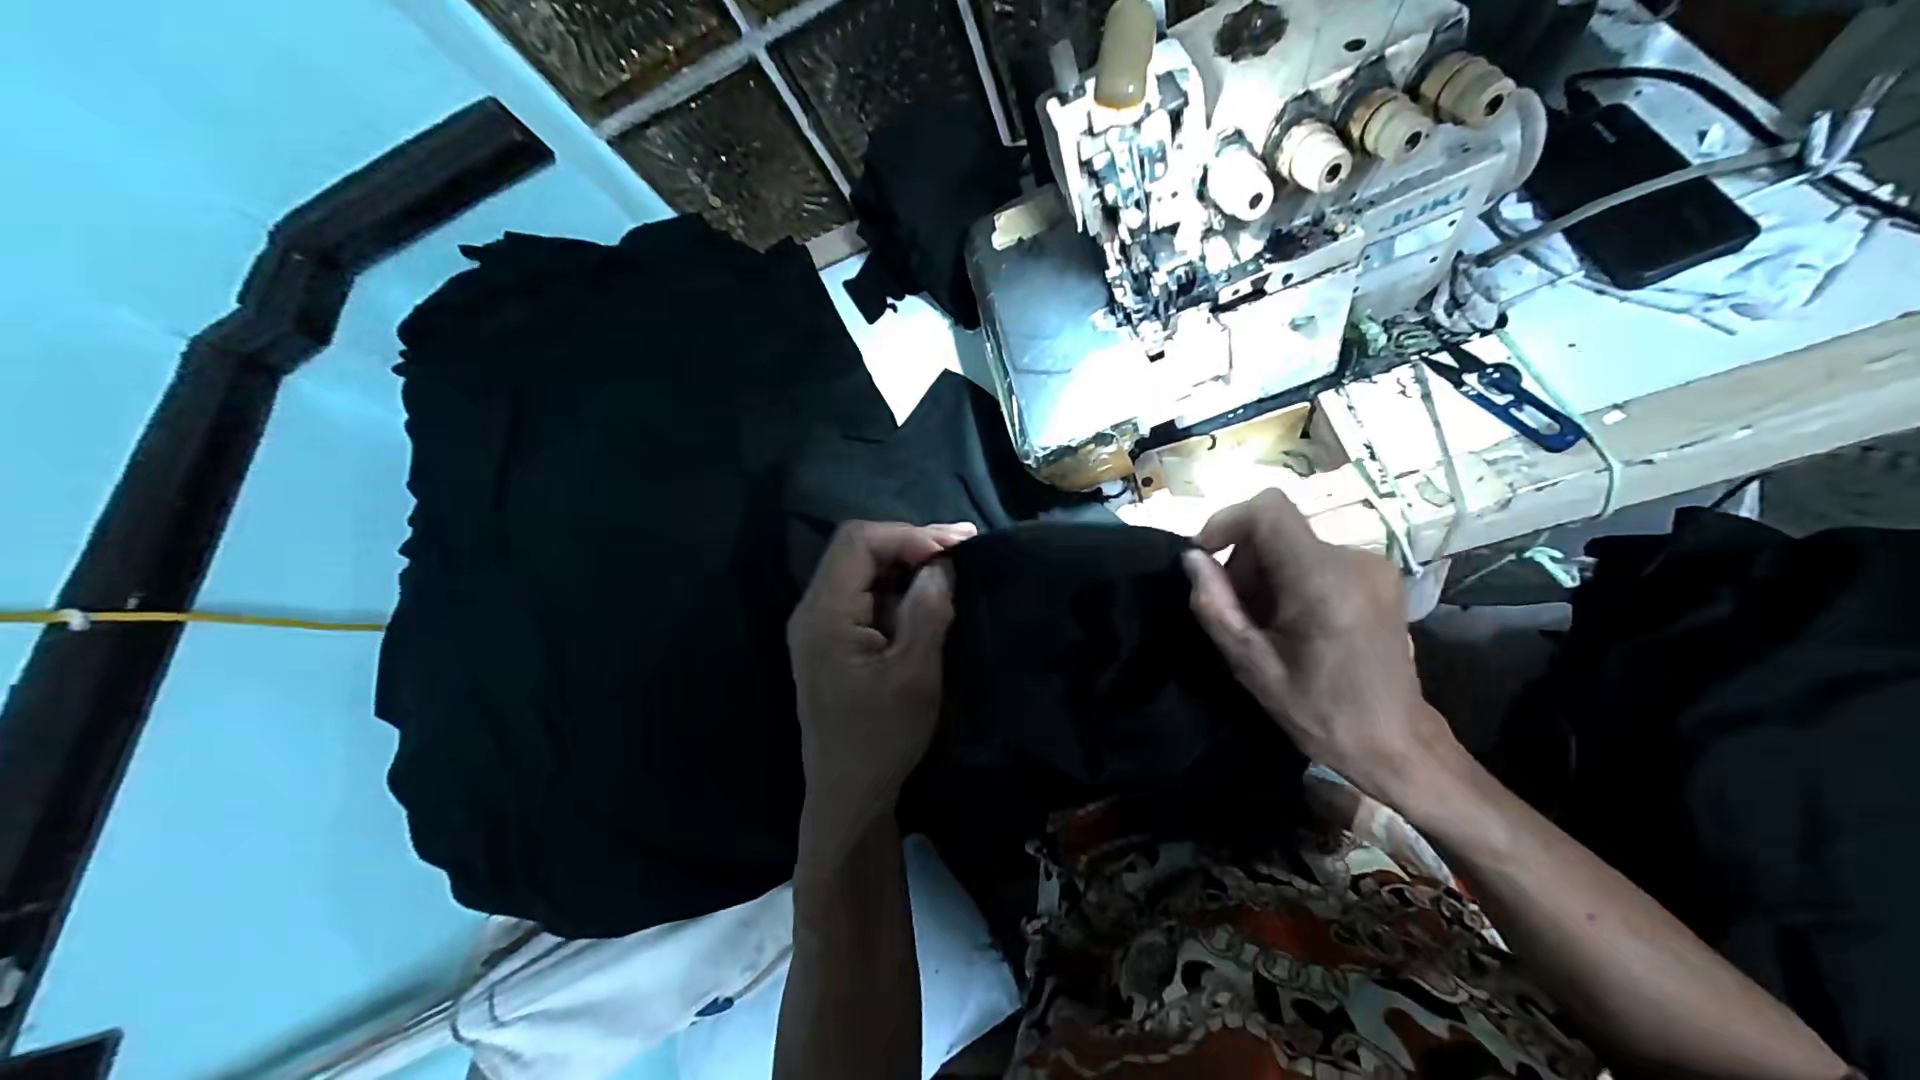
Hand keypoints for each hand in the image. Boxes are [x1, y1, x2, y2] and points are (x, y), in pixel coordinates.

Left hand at [789, 521, 975, 808]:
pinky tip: (925, 595)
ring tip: (949, 566)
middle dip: (908, 543)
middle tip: (960, 548)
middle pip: (856, 550)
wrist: (848, 793)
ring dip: (903, 563)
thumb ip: (927, 611)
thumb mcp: (916, 674)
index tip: (954, 548)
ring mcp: (817, 626)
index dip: (908, 535)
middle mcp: (812, 611)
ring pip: (858, 570)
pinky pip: (860, 596)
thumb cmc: (881, 737)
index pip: (859, 542)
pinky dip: (894, 587)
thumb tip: (941, 566)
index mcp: (824, 614)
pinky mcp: (829, 641)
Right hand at [1181, 489, 1463, 807]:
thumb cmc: (1320, 713)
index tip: (1205, 558)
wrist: (1395, 740)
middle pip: (1275, 530)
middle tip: (1236, 612)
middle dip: (1242, 562)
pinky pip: (1313, 555)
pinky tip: (1290, 620)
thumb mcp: (1252, 666)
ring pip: (1291, 542)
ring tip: (1264, 623)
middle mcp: (1354, 561)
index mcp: (1323, 582)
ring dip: (1263, 573)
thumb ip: (1216, 607)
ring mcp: (1371, 565)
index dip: (1226, 522)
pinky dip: (1288, 577)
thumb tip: (1192, 558)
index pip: (1268, 511)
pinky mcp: (1377, 573)